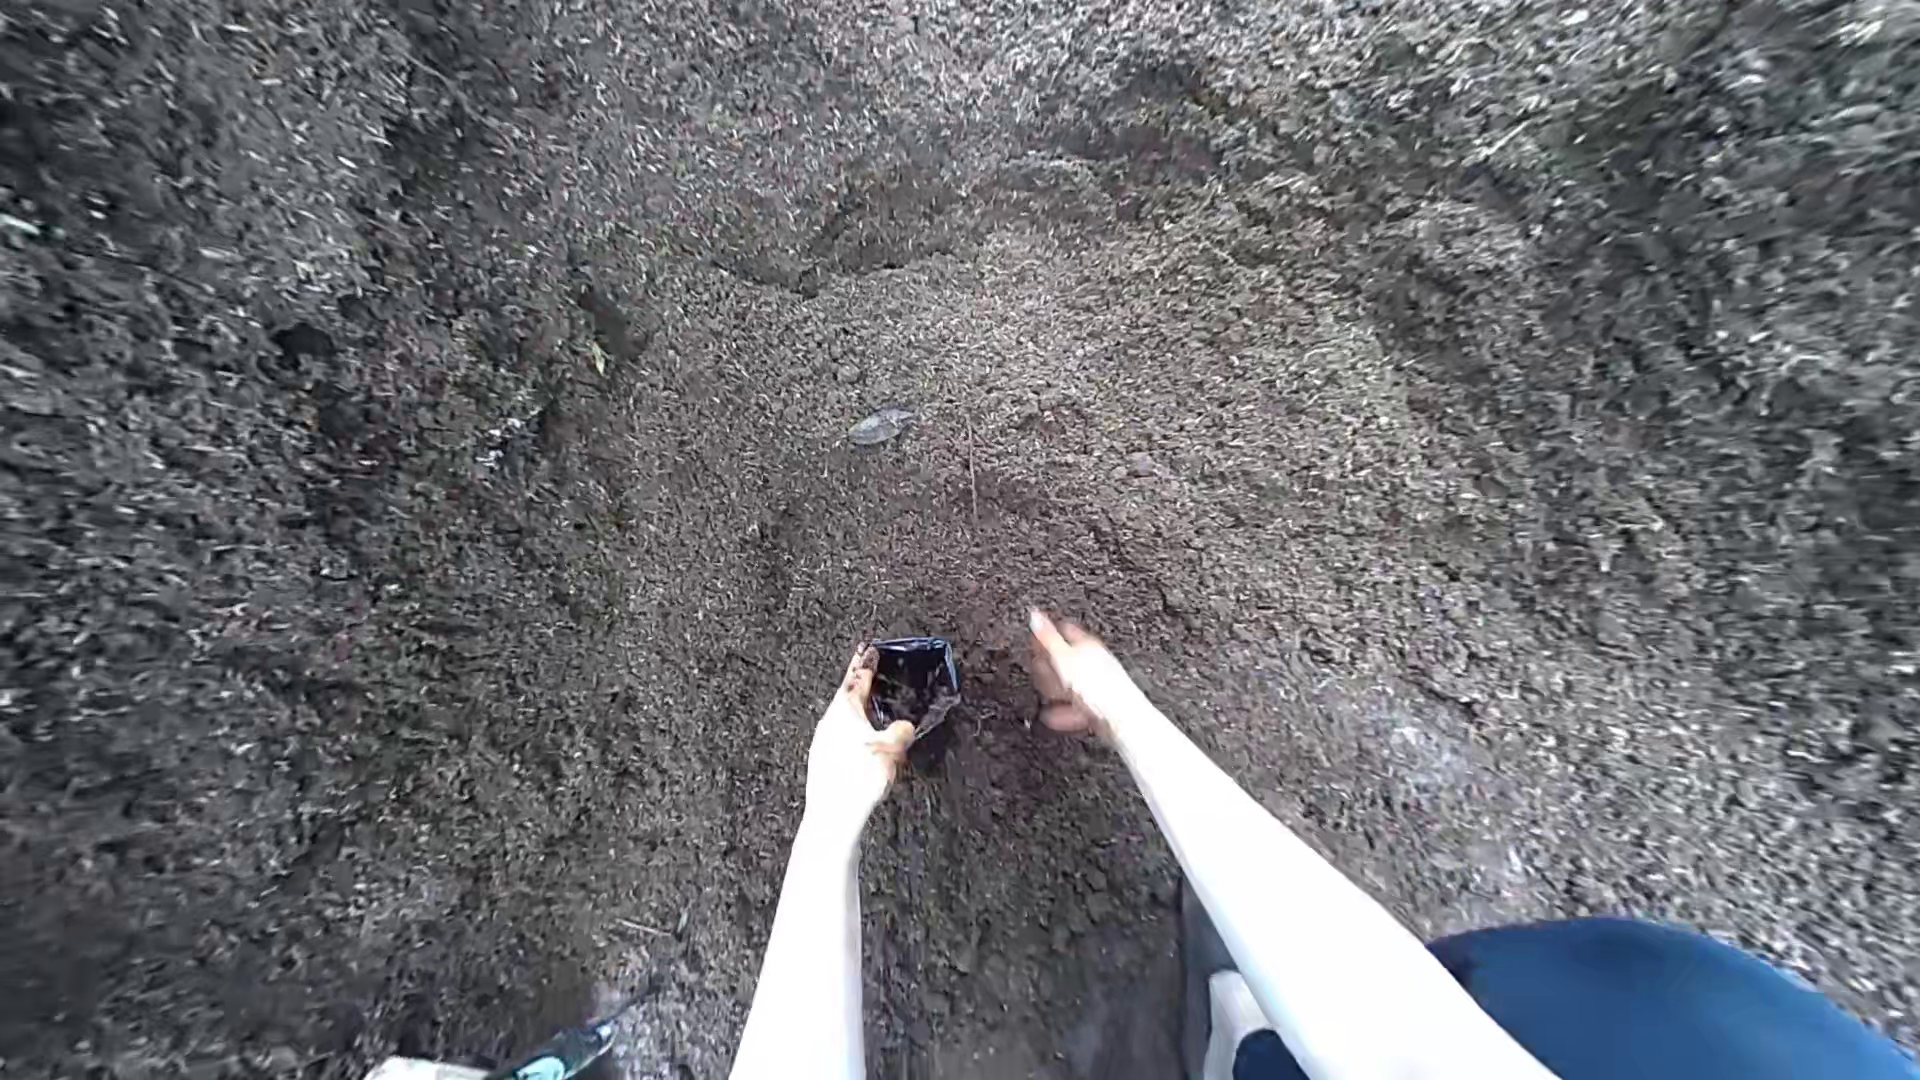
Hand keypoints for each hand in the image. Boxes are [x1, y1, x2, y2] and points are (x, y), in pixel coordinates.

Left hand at [803, 644, 916, 839]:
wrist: (832, 816)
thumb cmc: (858, 779)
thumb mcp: (891, 749)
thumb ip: (901, 732)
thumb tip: (905, 726)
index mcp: (844, 710)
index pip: (856, 677)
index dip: (865, 662)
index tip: (868, 649)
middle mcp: (830, 720)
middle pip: (846, 694)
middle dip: (857, 682)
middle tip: (866, 670)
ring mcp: (823, 740)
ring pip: (841, 715)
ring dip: (854, 706)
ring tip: (867, 703)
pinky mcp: (822, 759)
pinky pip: (838, 733)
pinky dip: (850, 728)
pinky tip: (858, 738)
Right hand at [1028, 609, 1149, 739]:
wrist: (1121, 719)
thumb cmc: (1098, 687)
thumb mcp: (1064, 659)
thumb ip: (1048, 637)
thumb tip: (1035, 615)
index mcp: (1088, 645)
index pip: (1064, 630)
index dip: (1047, 635)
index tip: (1034, 642)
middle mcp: (1096, 662)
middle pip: (1066, 659)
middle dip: (1049, 667)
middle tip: (1039, 673)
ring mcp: (1098, 684)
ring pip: (1070, 684)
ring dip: (1055, 691)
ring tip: (1047, 697)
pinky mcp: (1099, 706)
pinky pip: (1076, 704)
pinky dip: (1064, 710)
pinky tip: (1056, 717)